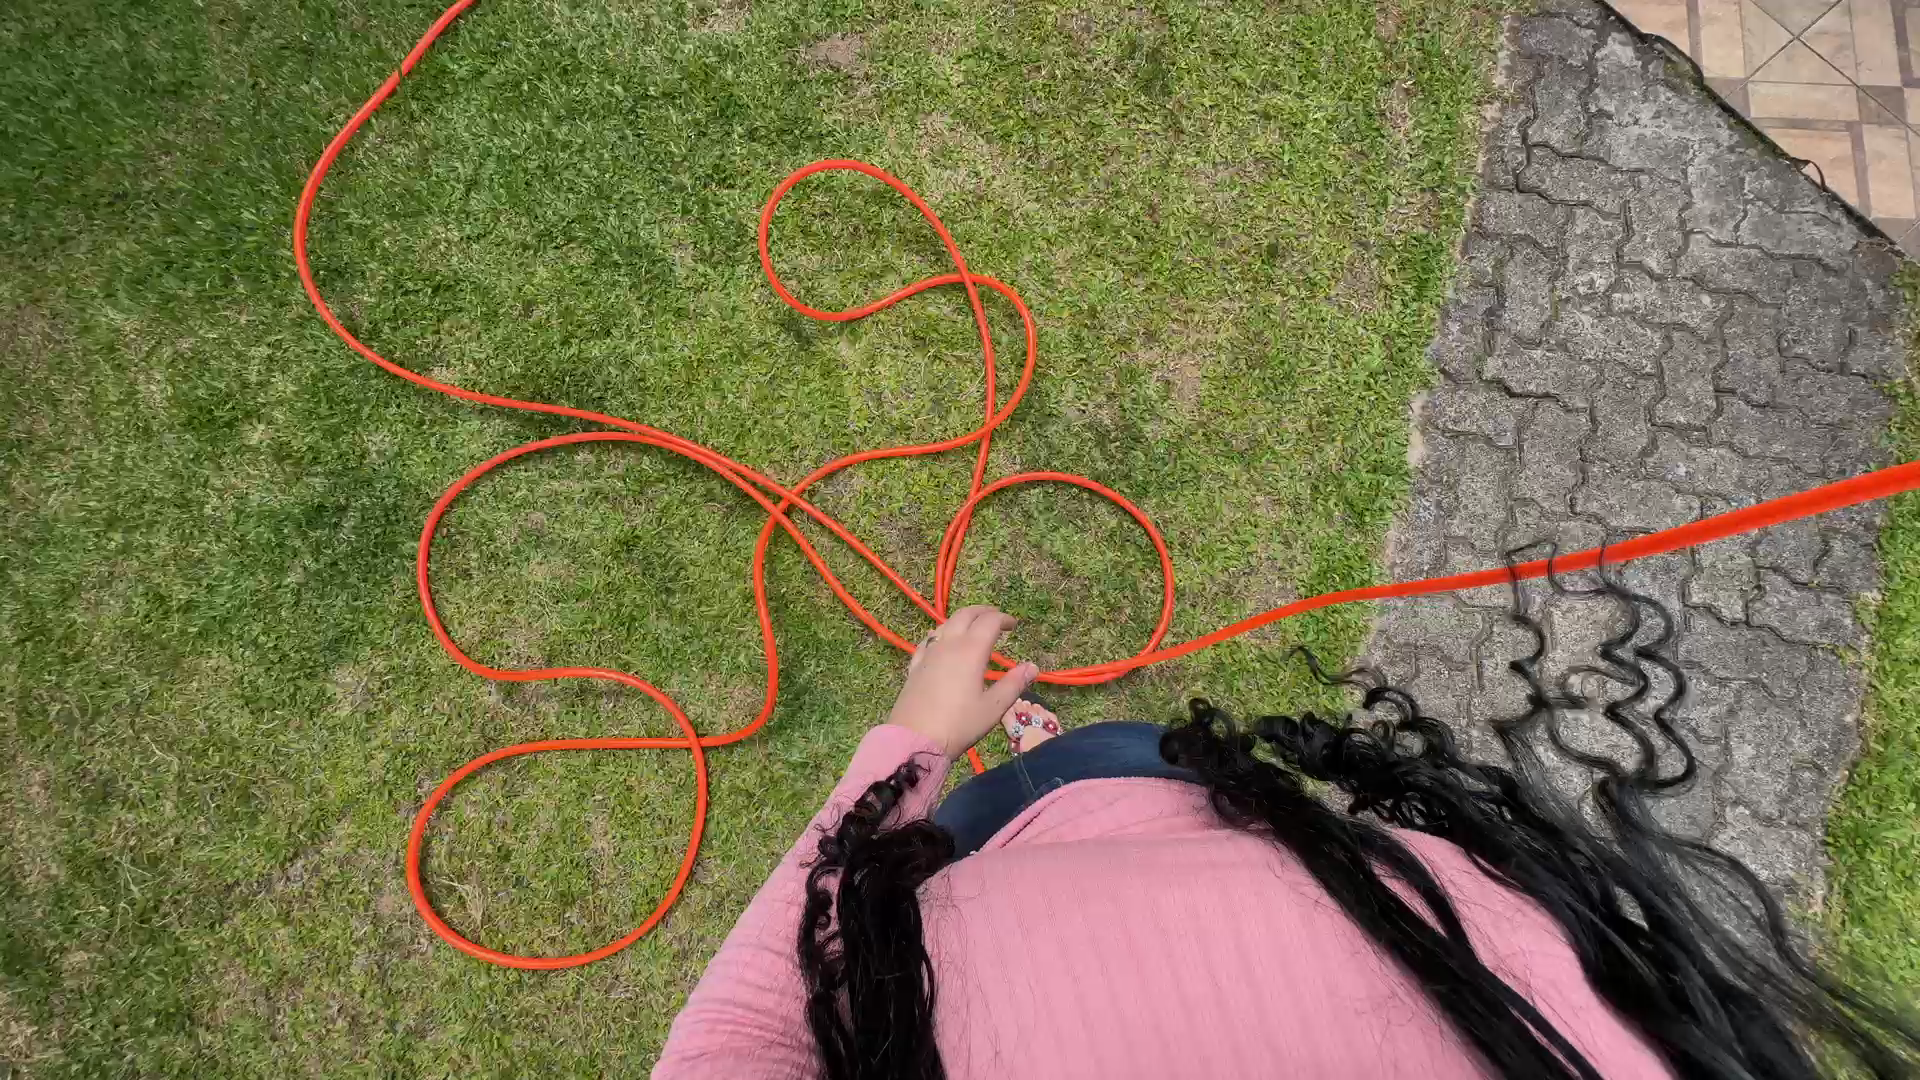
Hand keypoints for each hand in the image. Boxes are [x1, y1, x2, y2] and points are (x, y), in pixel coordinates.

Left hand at [887, 605, 1039, 756]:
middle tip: (996, 618)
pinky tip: (940, 640)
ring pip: (945, 623)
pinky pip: (928, 640)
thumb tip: (1033, 666)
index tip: (1014, 625)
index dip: (1004, 619)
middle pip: (965, 615)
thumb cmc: (959, 724)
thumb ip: (1014, 684)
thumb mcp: (993, 707)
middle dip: (983, 612)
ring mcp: (928, 653)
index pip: (989, 622)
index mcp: (971, 651)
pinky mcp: (915, 666)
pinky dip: (941, 633)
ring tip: (973, 627)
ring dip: (962, 619)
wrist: (914, 739)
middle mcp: (948, 644)